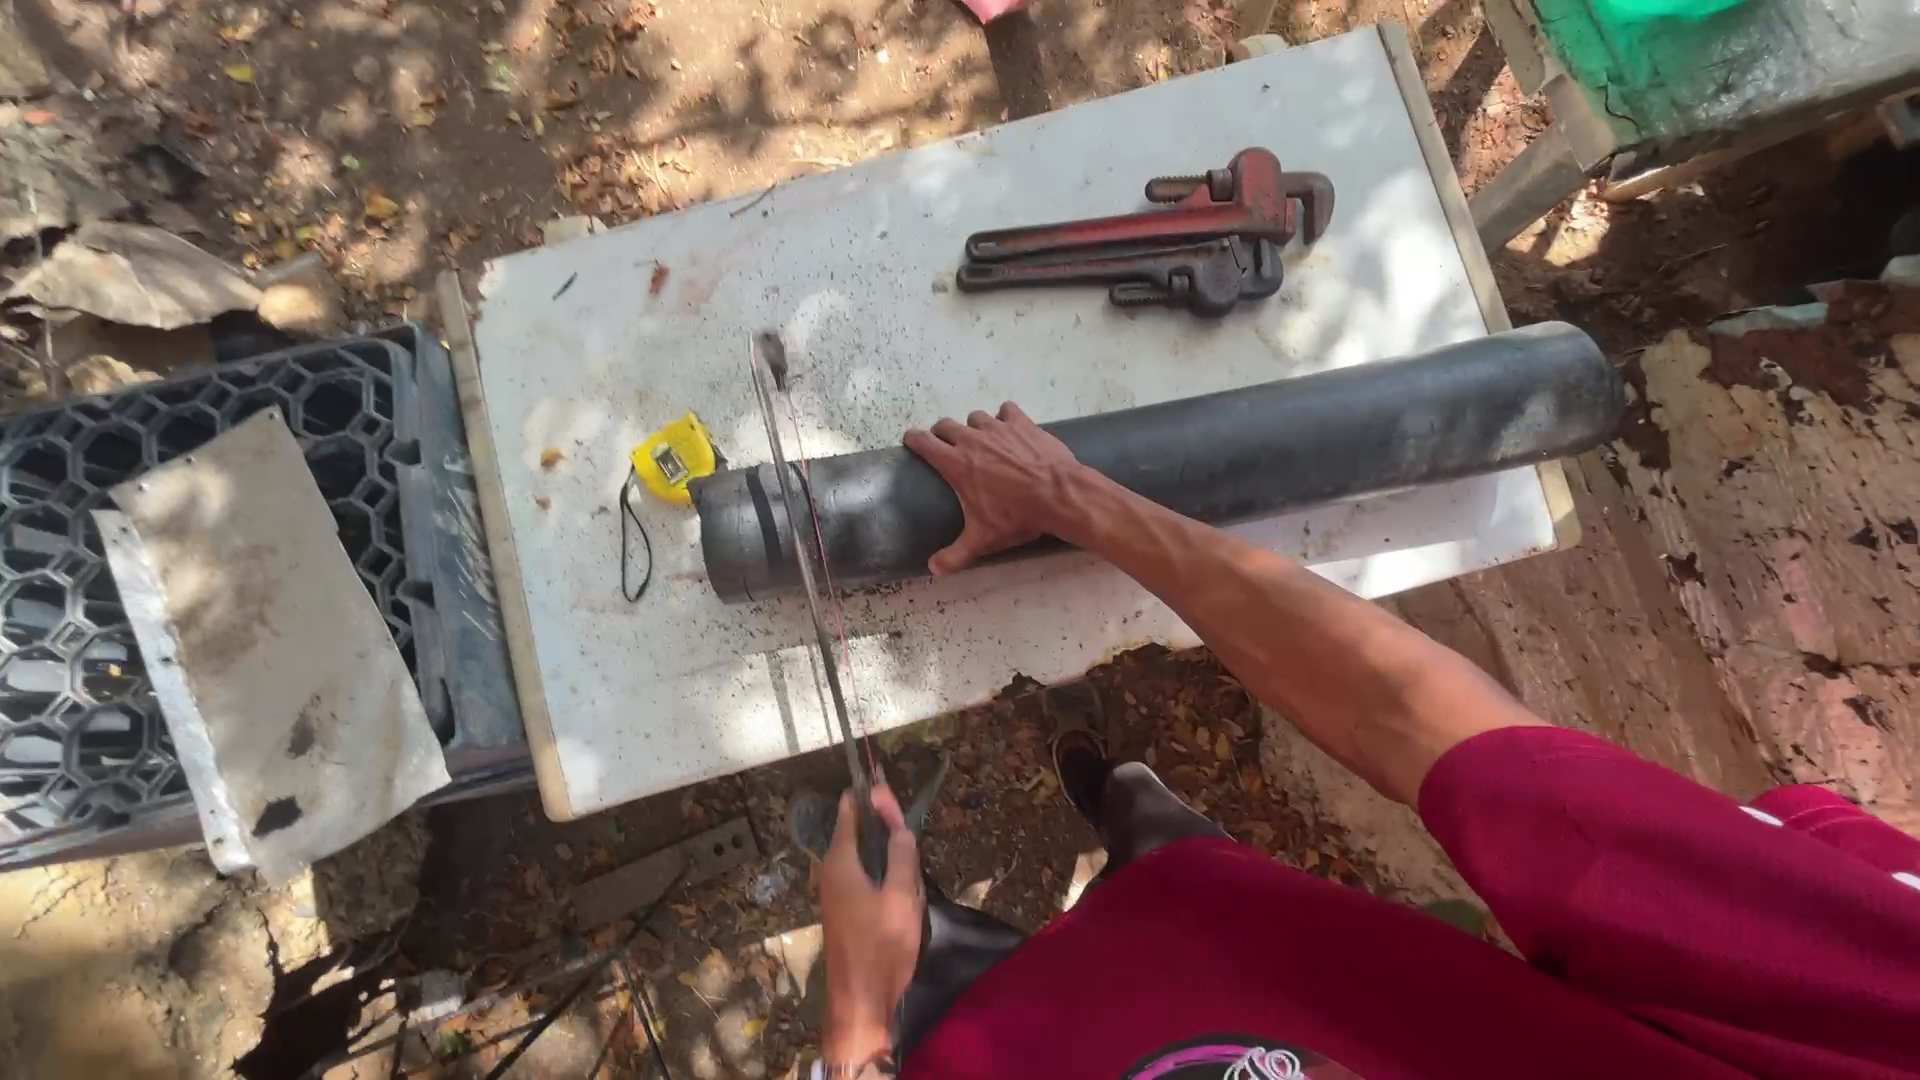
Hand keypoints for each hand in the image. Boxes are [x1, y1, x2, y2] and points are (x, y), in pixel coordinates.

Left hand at [819, 785, 922, 1066]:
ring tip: (910, 875)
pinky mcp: (846, 907)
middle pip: (859, 829)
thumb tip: (900, 827)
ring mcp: (837, 889)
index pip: (850, 808)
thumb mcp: (902, 895)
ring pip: (866, 854)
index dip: (873, 795)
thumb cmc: (881, 945)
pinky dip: (885, 873)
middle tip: (912, 844)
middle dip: (887, 829)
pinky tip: (903, 891)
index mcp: (841, 859)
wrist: (861, 1001)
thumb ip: (903, 854)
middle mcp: (833, 869)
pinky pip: (866, 875)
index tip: (895, 793)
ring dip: (890, 855)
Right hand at [903, 402, 1086, 574]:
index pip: (924, 442)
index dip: (914, 439)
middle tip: (947, 447)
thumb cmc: (1017, 516)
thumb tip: (933, 569)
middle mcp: (972, 440)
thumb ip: (955, 555)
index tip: (911, 441)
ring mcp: (998, 428)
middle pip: (946, 426)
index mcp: (956, 463)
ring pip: (976, 417)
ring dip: (973, 426)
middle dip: (942, 434)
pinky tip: (1010, 428)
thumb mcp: (983, 539)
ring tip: (980, 440)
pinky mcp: (1022, 423)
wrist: (1059, 495)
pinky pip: (1006, 410)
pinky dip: (1005, 417)